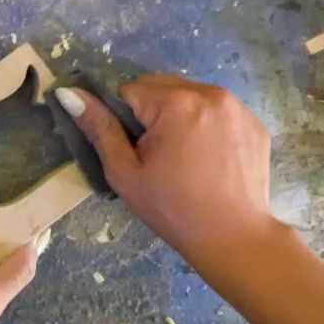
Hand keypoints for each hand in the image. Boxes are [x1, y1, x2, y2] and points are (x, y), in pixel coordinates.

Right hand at [55, 75, 281, 268]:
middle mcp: (210, 94)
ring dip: (179, 114)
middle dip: (151, 112)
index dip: (122, 119)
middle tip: (155, 153)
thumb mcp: (124, 171)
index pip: (129, 90)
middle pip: (161, 87)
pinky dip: (206, 124)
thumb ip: (99, 128)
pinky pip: (218, 111)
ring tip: (182, 155)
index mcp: (174, 103)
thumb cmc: (171, 207)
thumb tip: (69, 93)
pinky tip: (207, 158)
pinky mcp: (254, 123)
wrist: (233, 237)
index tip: (133, 149)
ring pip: (190, 95)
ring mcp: (237, 107)